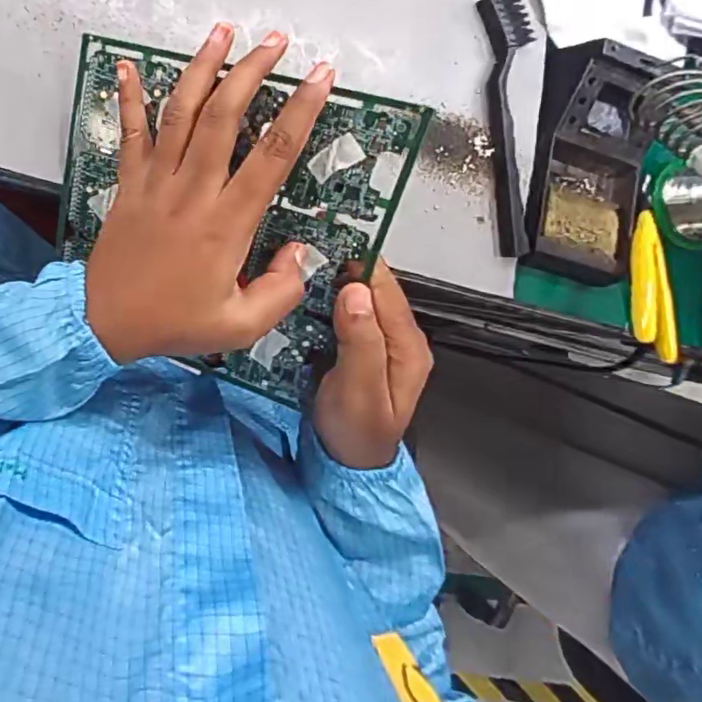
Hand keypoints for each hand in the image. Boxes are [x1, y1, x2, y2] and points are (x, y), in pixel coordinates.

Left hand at [84, 22, 334, 363]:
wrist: (103, 321)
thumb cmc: (170, 322)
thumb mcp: (240, 325)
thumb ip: (281, 290)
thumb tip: (301, 253)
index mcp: (226, 223)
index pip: (272, 154)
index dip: (301, 110)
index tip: (320, 78)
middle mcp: (191, 192)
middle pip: (225, 117)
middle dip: (252, 72)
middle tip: (275, 41)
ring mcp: (155, 182)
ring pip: (180, 114)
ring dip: (201, 70)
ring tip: (221, 33)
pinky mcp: (128, 183)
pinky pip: (129, 133)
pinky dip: (129, 99)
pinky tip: (128, 66)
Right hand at [311, 259, 433, 468]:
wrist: (346, 462)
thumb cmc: (356, 432)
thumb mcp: (359, 390)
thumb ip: (361, 341)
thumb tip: (356, 291)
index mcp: (406, 345)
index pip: (384, 288)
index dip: (358, 260)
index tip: (326, 238)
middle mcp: (396, 337)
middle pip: (369, 288)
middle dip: (339, 266)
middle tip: (301, 250)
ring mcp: (374, 340)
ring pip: (353, 297)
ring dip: (327, 280)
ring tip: (295, 264)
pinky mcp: (353, 345)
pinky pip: (339, 313)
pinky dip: (320, 299)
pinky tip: (298, 294)